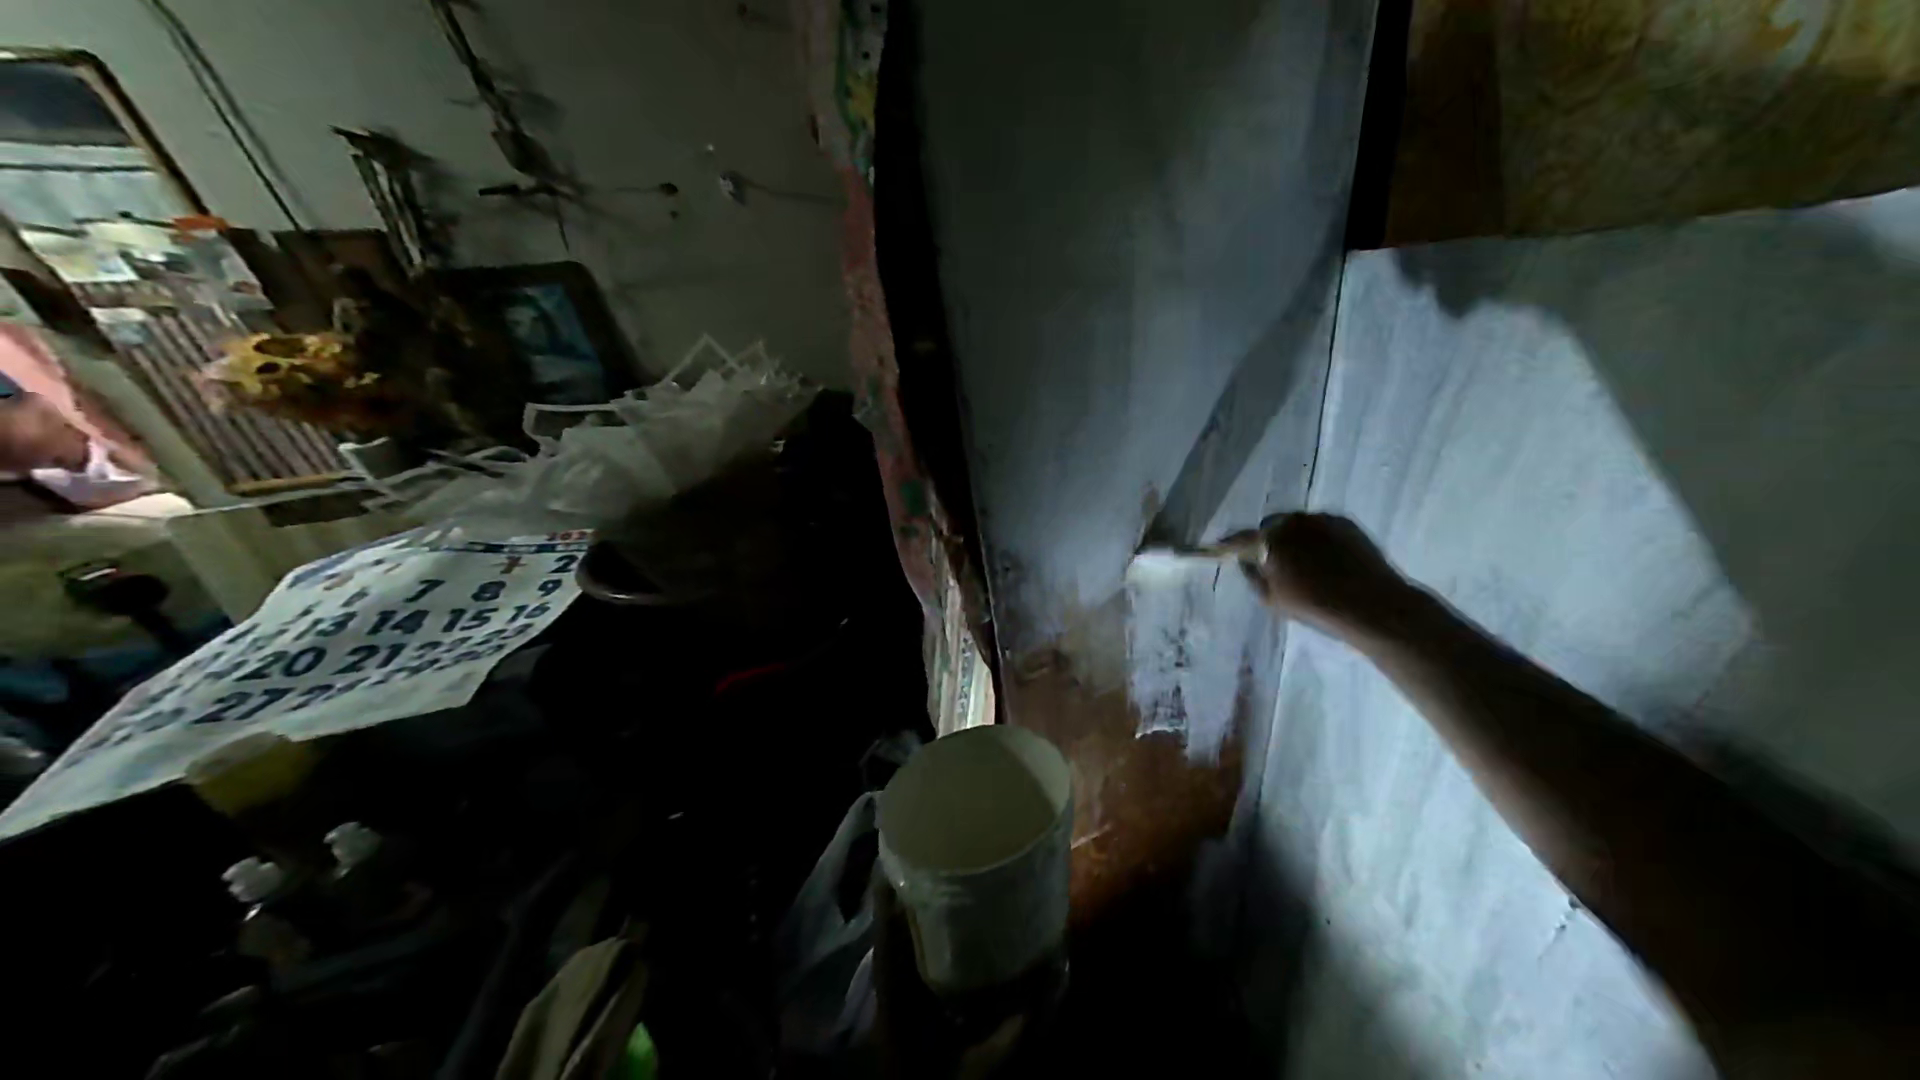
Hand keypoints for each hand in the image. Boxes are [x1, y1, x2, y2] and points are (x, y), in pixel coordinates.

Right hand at [1230, 513, 1412, 639]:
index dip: (1231, 545)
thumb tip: (1246, 562)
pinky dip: (1317, 538)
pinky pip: (1321, 526)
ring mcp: (1321, 519)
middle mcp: (1292, 522)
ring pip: (1297, 525)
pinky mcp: (1345, 523)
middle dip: (1268, 539)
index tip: (1222, 549)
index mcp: (1269, 540)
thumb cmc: (1315, 605)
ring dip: (1294, 537)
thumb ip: (1252, 577)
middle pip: (1271, 526)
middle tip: (1274, 561)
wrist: (1371, 604)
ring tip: (1303, 561)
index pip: (1241, 539)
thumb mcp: (1272, 599)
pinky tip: (1326, 558)